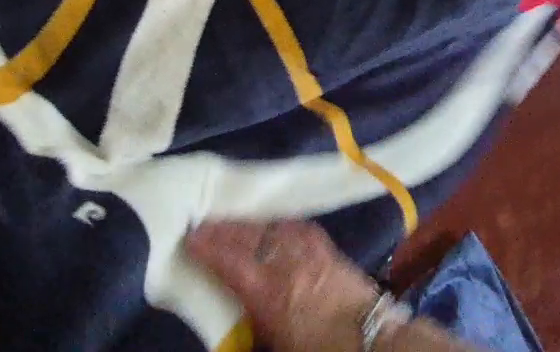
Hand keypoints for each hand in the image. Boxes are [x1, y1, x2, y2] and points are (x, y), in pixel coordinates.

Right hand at [185, 220, 379, 351]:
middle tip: (202, 224)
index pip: (229, 261)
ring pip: (268, 227)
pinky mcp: (324, 244)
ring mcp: (305, 249)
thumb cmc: (316, 348)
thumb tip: (232, 309)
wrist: (370, 341)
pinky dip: (275, 224)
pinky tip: (268, 224)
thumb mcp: (275, 343)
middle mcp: (284, 262)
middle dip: (222, 229)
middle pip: (247, 237)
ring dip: (246, 223)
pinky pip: (293, 226)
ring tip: (229, 221)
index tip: (189, 237)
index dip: (207, 248)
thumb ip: (251, 321)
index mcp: (268, 292)